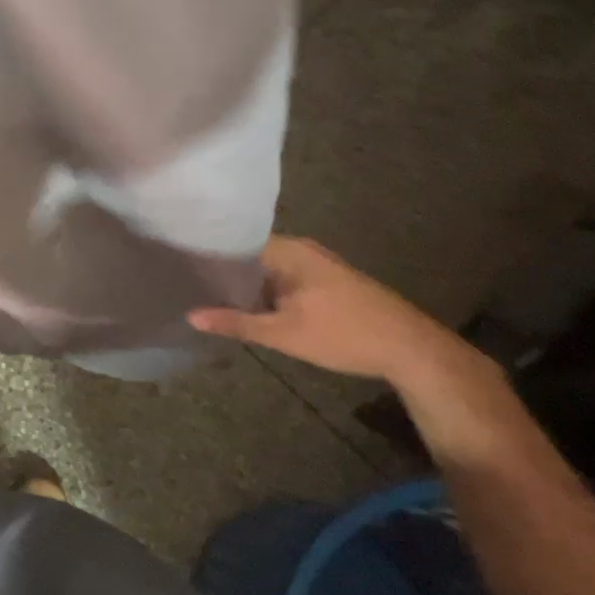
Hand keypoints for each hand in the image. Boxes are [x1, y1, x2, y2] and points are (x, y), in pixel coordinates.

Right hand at [188, 235, 476, 384]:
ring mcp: (318, 264)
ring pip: (267, 269)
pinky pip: (285, 278)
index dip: (206, 256)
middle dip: (223, 272)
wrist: (415, 352)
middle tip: (189, 286)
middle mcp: (302, 249)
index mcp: (288, 251)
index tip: (179, 268)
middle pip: (249, 256)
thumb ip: (236, 322)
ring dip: (246, 284)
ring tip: (210, 296)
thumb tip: (189, 316)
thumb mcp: (284, 334)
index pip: (233, 242)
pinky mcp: (329, 280)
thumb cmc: (345, 335)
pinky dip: (267, 290)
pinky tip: (251, 307)